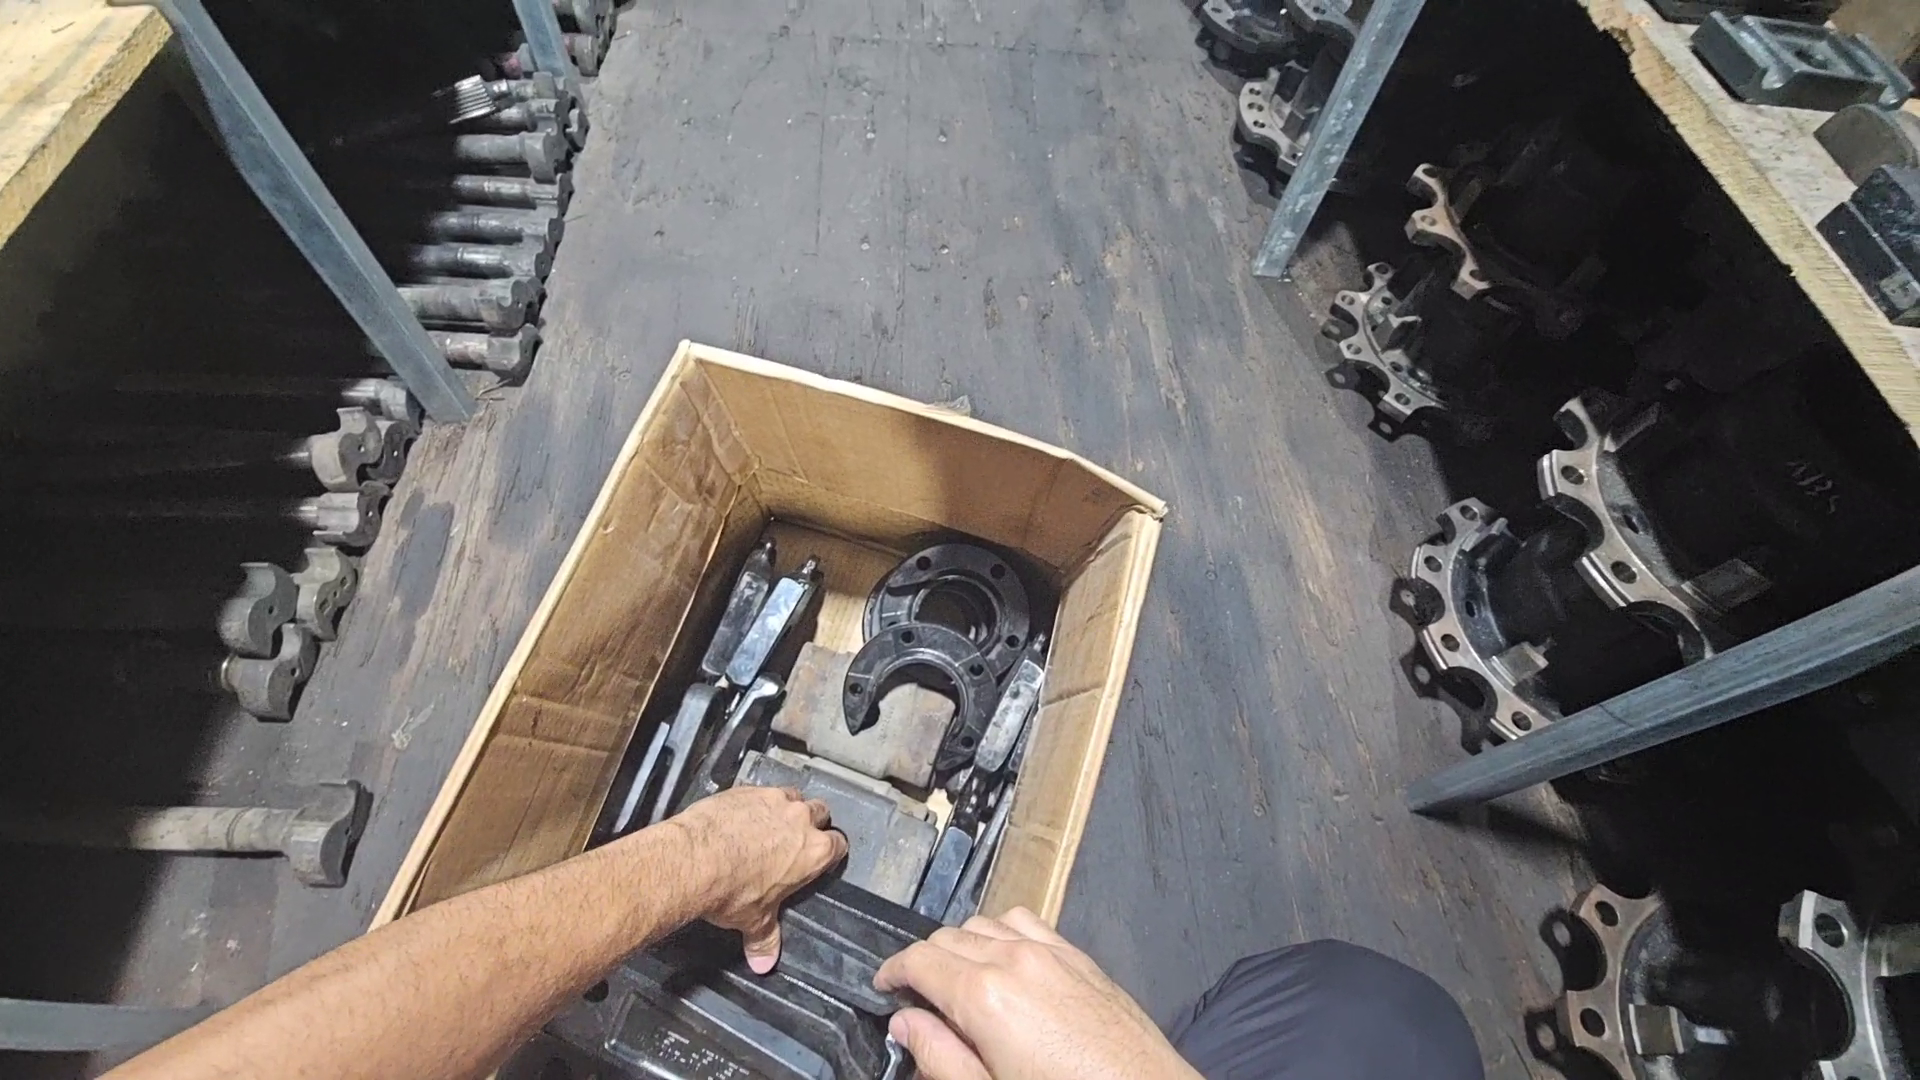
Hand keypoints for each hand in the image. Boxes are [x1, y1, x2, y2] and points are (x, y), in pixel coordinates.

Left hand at [668, 785, 847, 972]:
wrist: (696, 859)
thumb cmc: (731, 889)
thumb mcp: (754, 920)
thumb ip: (765, 938)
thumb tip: (765, 961)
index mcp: (814, 852)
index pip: (838, 844)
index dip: (831, 851)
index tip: (821, 857)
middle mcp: (800, 819)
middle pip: (820, 811)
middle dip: (811, 822)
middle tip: (794, 838)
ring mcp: (776, 800)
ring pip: (793, 796)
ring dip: (786, 808)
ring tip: (768, 824)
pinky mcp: (750, 789)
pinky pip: (761, 791)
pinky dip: (755, 802)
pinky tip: (740, 817)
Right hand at [874, 908, 1201, 1079]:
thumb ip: (940, 1057)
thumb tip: (904, 1021)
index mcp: (985, 996)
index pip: (921, 960)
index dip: (893, 970)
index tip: (882, 985)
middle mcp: (1014, 957)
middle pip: (949, 937)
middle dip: (925, 960)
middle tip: (917, 995)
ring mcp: (1049, 950)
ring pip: (984, 922)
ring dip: (961, 942)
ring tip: (957, 979)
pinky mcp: (1076, 954)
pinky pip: (1025, 921)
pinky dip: (1001, 930)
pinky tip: (1004, 957)